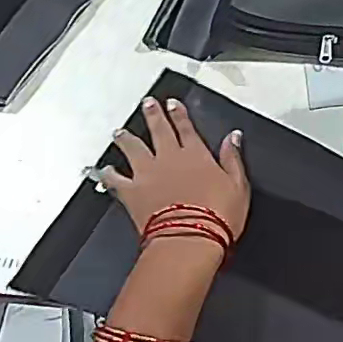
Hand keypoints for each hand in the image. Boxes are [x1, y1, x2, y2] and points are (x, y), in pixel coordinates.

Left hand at [101, 97, 249, 241]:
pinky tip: (104, 169)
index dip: (178, 114)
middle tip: (147, 103)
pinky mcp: (131, 191)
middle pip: (158, 129)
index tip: (172, 104)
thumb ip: (232, 159)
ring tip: (120, 132)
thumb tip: (233, 137)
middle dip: (152, 114)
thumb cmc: (218, 217)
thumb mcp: (238, 186)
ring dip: (126, 138)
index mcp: (196, 155)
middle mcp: (169, 158)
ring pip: (132, 147)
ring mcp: (147, 173)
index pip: (186, 127)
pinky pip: (115, 178)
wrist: (190, 238)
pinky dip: (108, 173)